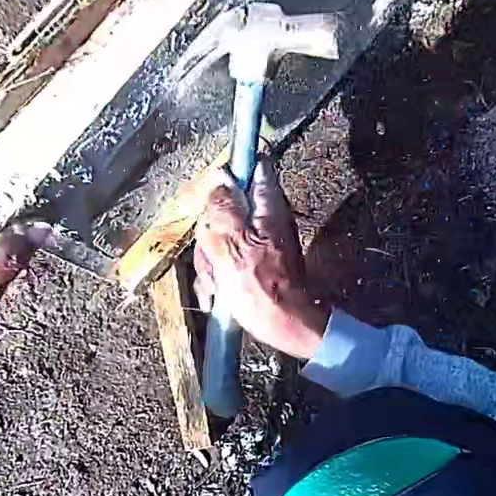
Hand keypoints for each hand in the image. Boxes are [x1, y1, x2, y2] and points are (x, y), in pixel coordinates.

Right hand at [193, 159, 328, 359]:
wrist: (285, 328)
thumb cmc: (261, 290)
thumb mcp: (232, 245)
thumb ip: (223, 209)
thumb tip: (219, 178)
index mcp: (267, 208)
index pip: (254, 167)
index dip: (230, 172)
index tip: (214, 194)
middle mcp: (266, 221)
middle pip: (226, 208)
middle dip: (211, 233)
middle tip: (213, 255)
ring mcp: (260, 244)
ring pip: (221, 238)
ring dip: (211, 261)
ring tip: (218, 283)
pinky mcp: (253, 265)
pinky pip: (225, 261)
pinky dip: (218, 277)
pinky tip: (218, 294)